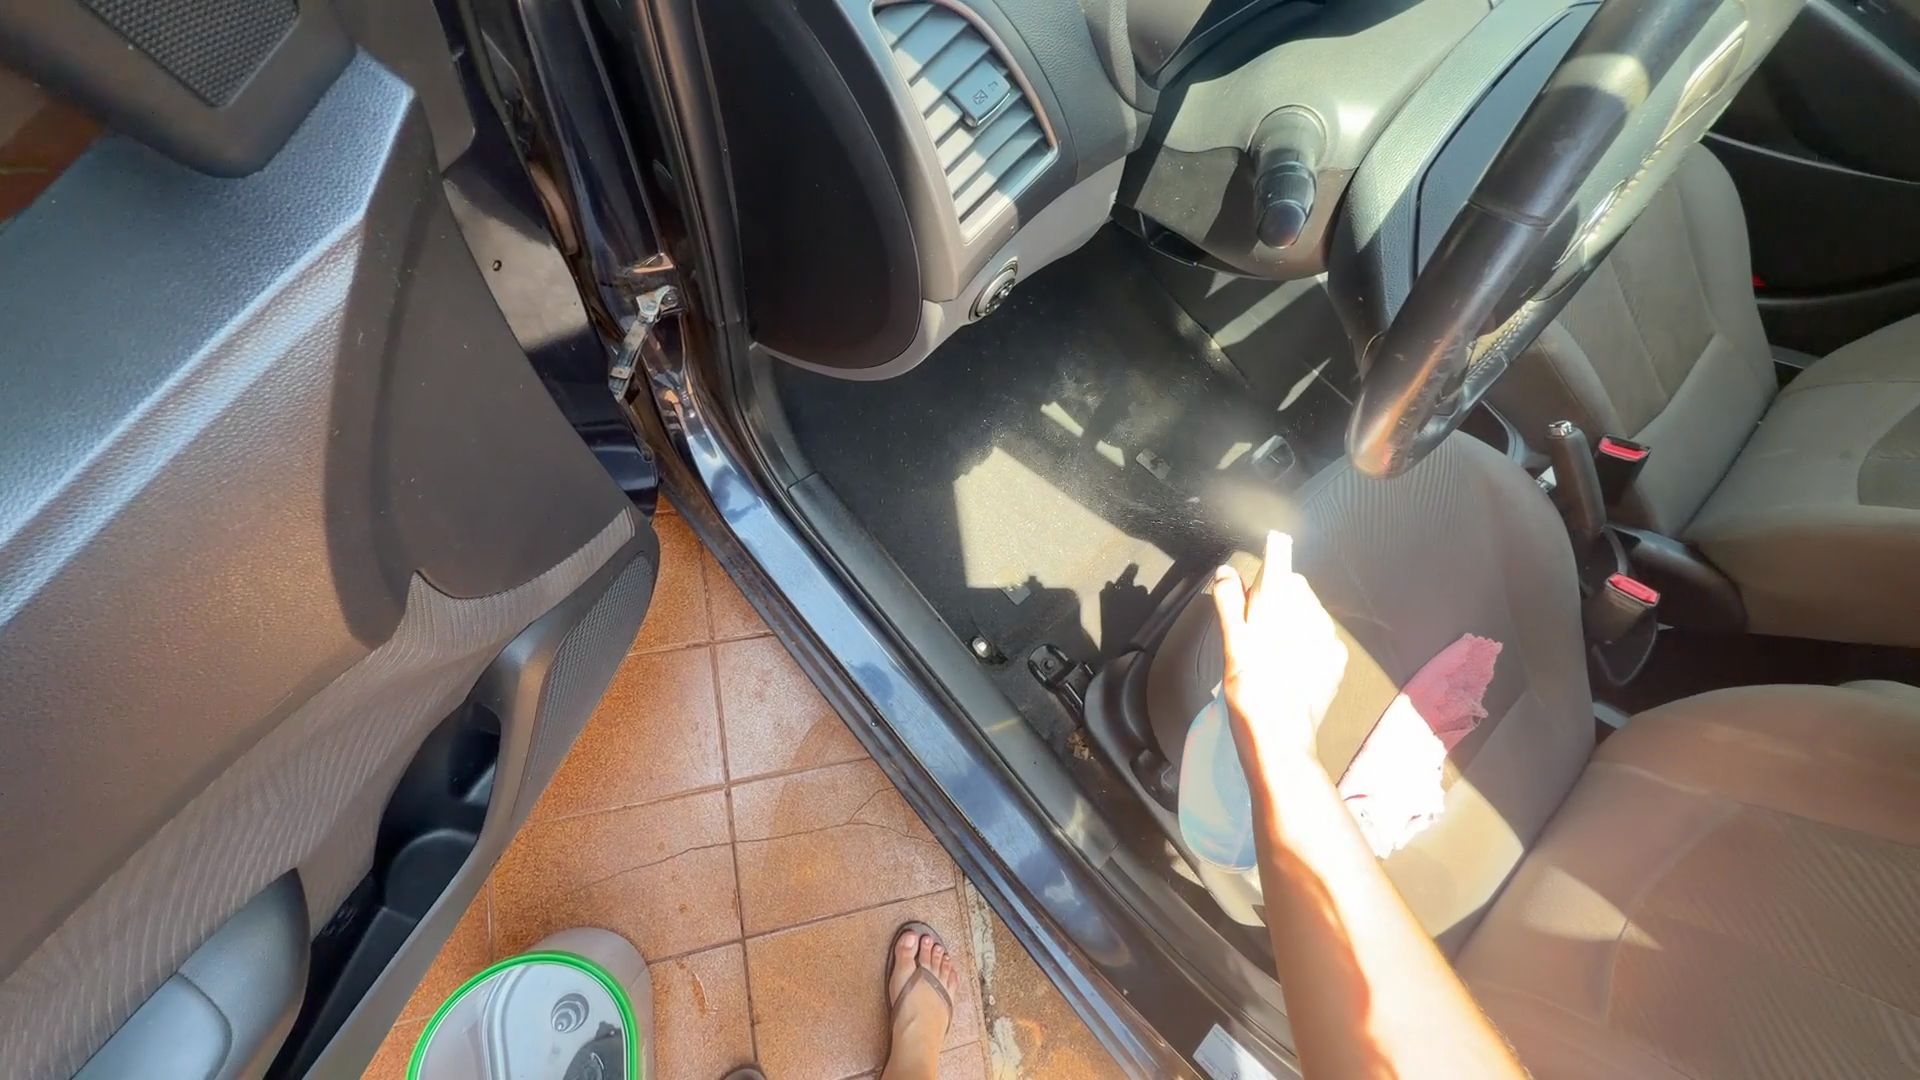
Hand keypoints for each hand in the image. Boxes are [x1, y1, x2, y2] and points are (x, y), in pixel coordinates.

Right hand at [1212, 531, 1348, 765]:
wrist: (1281, 745)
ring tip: (1266, 639)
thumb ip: (1230, 605)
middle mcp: (1312, 623)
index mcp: (1285, 613)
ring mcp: (1327, 645)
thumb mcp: (1233, 648)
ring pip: (1307, 611)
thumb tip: (1226, 573)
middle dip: (1274, 591)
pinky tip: (1286, 657)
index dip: (1273, 554)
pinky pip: (1319, 636)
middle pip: (1294, 589)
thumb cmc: (1252, 696)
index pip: (1283, 568)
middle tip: (1249, 614)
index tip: (1270, 544)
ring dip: (1289, 613)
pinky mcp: (1333, 665)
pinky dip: (1303, 637)